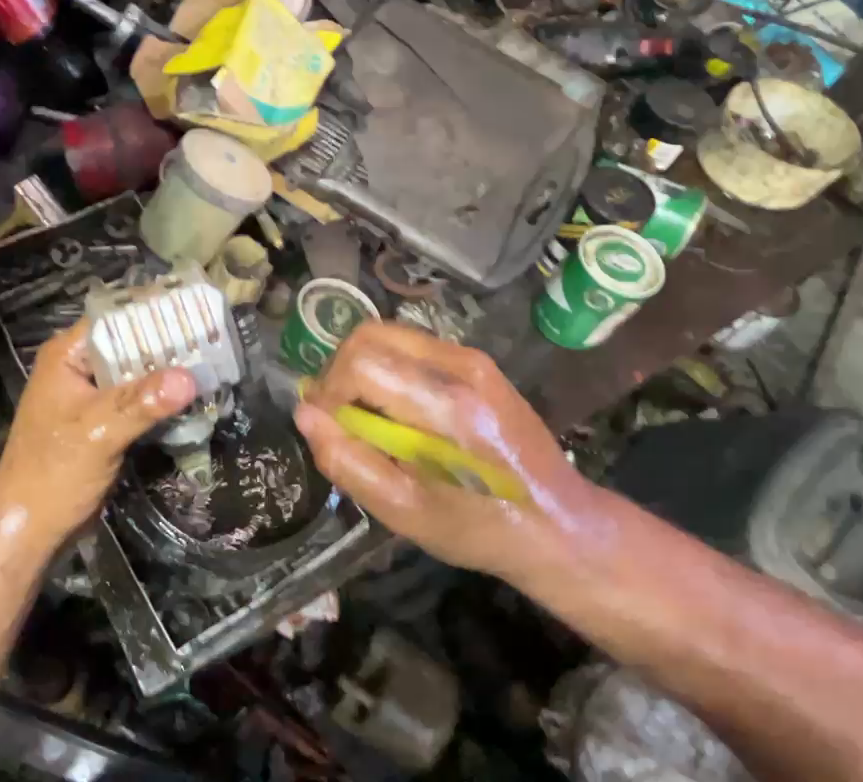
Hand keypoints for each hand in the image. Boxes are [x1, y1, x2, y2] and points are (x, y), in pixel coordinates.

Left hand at [0, 321, 195, 540]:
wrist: (30, 530)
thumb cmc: (53, 475)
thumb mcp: (98, 433)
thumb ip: (141, 403)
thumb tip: (189, 377)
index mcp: (66, 356)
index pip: (115, 320)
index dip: (154, 314)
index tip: (196, 313)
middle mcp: (79, 368)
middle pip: (131, 345)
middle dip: (169, 346)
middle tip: (216, 341)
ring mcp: (91, 397)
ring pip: (137, 375)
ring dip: (169, 375)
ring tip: (214, 366)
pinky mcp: (104, 423)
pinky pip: (138, 401)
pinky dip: (161, 401)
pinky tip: (195, 399)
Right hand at [295, 323, 598, 583]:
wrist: (557, 523)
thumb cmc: (477, 527)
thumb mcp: (402, 511)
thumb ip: (347, 460)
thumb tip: (305, 415)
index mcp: (444, 408)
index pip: (360, 363)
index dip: (328, 391)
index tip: (327, 427)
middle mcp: (459, 368)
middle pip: (369, 336)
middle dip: (339, 372)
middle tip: (339, 417)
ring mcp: (472, 359)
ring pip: (389, 335)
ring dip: (362, 368)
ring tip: (365, 415)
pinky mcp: (478, 362)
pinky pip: (413, 346)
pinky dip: (388, 367)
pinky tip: (396, 410)